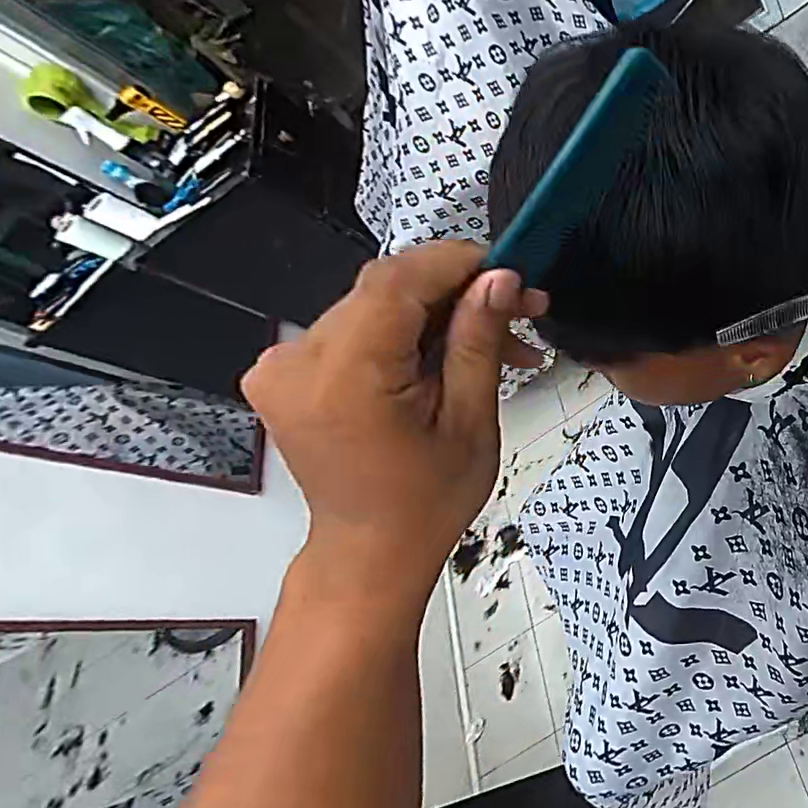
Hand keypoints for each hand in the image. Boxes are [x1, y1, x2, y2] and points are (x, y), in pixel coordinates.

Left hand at [243, 241, 547, 597]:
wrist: (375, 544)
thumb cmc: (432, 495)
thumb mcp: (471, 418)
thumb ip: (477, 342)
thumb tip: (500, 281)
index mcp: (343, 377)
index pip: (395, 283)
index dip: (456, 263)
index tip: (511, 269)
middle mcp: (295, 361)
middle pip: (385, 291)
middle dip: (460, 291)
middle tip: (524, 308)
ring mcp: (283, 365)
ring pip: (376, 307)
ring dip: (442, 314)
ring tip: (503, 342)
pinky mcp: (290, 371)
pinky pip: (360, 329)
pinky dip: (413, 332)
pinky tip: (456, 353)